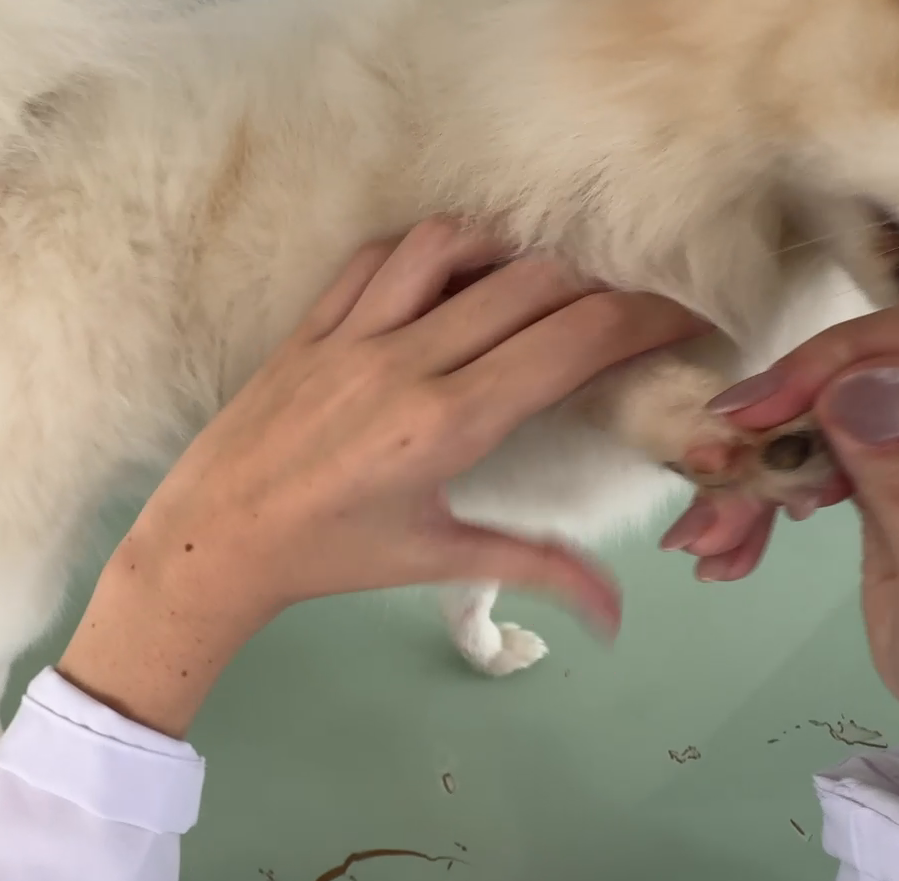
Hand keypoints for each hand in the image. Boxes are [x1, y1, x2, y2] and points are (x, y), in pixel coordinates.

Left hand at [57, 217, 709, 737]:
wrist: (216, 539)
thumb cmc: (324, 557)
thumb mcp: (432, 559)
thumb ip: (536, 570)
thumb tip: (617, 617)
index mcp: (447, 422)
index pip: (576, 338)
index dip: (651, 319)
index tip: (682, 326)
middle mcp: (404, 362)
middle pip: (533, 282)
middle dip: (598, 290)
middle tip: (612, 322)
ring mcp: (348, 336)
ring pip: (450, 245)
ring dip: (508, 253)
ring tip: (524, 292)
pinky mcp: (306, 328)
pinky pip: (372, 259)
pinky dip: (420, 254)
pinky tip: (436, 283)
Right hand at [685, 271, 898, 836]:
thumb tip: (866, 386)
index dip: (882, 347)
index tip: (761, 408)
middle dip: (810, 397)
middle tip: (723, 461)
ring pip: (863, 388)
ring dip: (769, 453)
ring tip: (711, 534)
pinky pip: (838, 438)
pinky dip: (771, 482)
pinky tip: (733, 538)